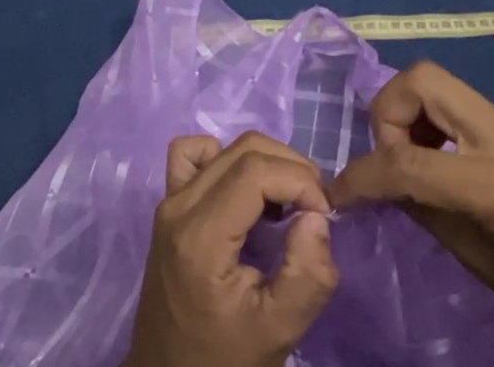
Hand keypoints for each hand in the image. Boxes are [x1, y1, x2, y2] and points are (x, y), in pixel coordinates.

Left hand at [124, 132, 339, 366]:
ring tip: (289, 201)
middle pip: (243, 150)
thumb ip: (306, 275)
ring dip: (265, 162)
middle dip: (291, 168)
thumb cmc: (224, 359)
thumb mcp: (278, 330)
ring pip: (222, 147)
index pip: (255, 170)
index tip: (325, 215)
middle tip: (316, 208)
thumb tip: (316, 217)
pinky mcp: (167, 206)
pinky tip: (245, 192)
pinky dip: (223, 158)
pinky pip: (190, 156)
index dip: (300, 181)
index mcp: (200, 236)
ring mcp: (168, 202)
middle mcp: (178, 206)